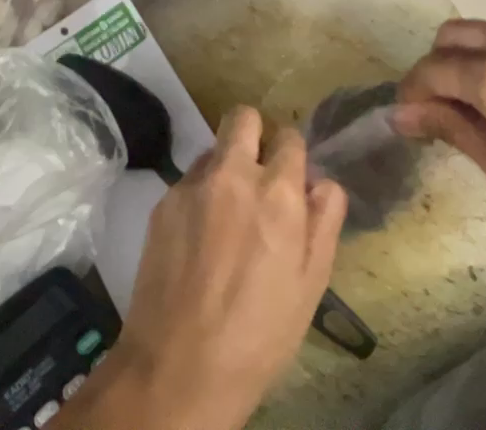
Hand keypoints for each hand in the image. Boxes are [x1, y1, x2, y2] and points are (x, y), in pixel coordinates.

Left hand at [62, 107, 346, 429]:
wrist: (178, 367)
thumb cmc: (259, 333)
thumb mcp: (312, 283)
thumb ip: (324, 220)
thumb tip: (323, 183)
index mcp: (278, 192)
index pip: (290, 137)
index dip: (293, 155)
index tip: (290, 179)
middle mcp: (233, 175)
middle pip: (243, 117)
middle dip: (255, 133)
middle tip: (258, 175)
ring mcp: (191, 186)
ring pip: (212, 150)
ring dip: (225, 167)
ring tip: (226, 215)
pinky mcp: (161, 203)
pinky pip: (188, 180)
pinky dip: (199, 195)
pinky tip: (199, 238)